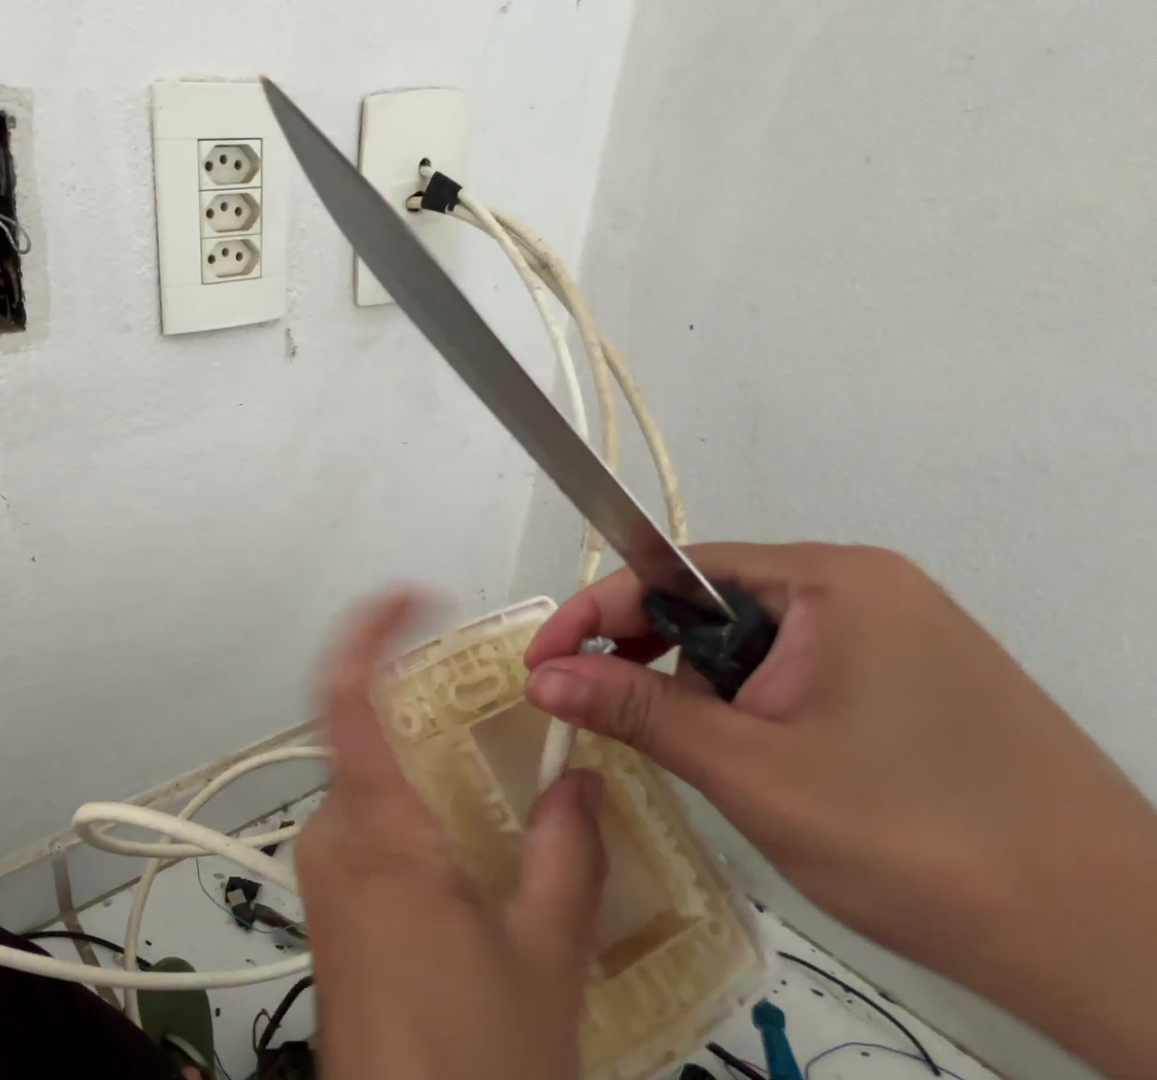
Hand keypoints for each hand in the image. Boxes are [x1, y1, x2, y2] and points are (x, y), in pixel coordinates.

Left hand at [296, 590, 607, 1079]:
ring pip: (367, 786)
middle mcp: (333, 839)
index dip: (368, 633)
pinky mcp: (329, 909)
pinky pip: (364, 830)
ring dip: (422, 770)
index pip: (345, 696)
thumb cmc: (474, 1061)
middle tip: (497, 715)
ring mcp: (323, 875)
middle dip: (423, 714)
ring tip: (500, 788)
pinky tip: (469, 851)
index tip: (410, 598)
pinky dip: (410, 814)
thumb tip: (577, 781)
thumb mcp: (544, 954)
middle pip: (362, 738)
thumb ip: (564, 853)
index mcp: (379, 830)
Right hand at [522, 542, 1156, 1078]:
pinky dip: (744, 706)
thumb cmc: (916, 836)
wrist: (1109, 942)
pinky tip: (736, 756)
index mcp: (834, 581)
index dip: (595, 613)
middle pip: (711, 602)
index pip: (675, 570)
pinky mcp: (912, 686)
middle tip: (590, 709)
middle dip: (643, 652)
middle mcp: (868, 590)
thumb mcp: (750, 768)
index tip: (539, 665)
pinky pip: (794, 674)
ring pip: (750, 644)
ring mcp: (898, 637)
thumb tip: (540, 676)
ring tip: (669, 745)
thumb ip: (635, 709)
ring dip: (695, 687)